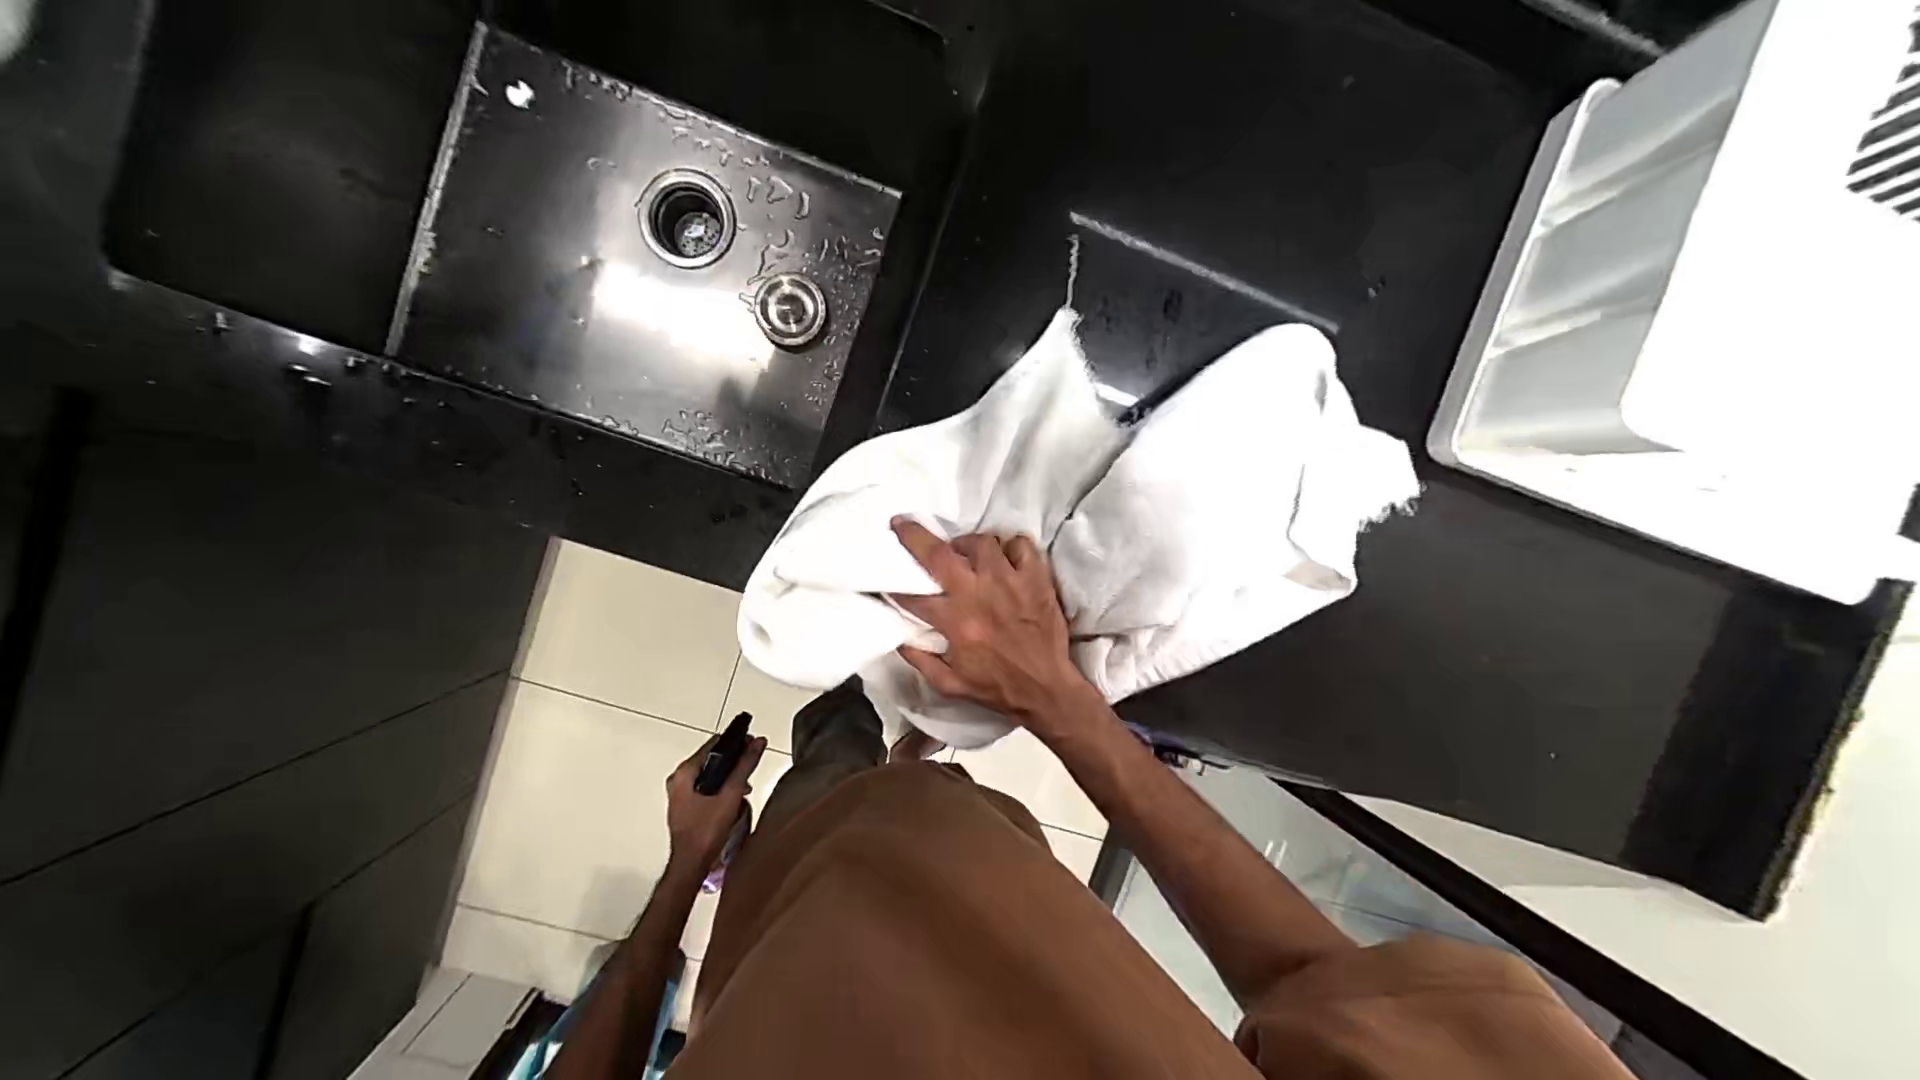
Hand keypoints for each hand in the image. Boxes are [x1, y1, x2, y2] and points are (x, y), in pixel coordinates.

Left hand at [664, 733, 766, 870]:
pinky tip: (734, 796)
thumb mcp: (731, 794)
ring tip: (745, 784)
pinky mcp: (684, 805)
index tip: (753, 745)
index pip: (714, 744)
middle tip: (751, 766)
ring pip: (710, 773)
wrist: (692, 864)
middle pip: (711, 758)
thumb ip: (745, 765)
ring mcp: (679, 793)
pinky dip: (720, 786)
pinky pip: (706, 786)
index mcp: (684, 772)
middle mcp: (678, 779)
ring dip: (729, 775)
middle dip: (733, 760)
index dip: (736, 742)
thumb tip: (758, 741)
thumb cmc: (708, 829)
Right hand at [888, 517, 1097, 725]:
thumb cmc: (997, 688)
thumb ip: (920, 661)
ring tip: (965, 552)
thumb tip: (899, 639)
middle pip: (940, 554)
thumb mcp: (950, 685)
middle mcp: (979, 595)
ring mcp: (1010, 582)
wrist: (1046, 690)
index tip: (889, 580)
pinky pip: (1021, 546)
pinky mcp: (1036, 579)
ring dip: (967, 544)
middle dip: (915, 535)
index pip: (914, 597)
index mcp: (956, 622)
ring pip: (982, 543)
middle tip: (904, 525)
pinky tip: (1004, 558)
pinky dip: (1011, 547)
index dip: (896, 587)